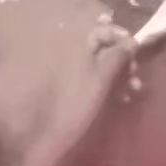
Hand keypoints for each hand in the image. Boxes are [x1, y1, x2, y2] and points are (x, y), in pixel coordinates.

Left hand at [23, 22, 134, 162]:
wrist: (28, 136)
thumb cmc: (70, 105)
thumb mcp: (101, 80)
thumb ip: (118, 58)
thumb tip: (132, 42)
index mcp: (78, 45)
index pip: (105, 29)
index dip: (123, 40)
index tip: (136, 58)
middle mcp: (70, 52)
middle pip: (102, 48)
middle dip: (122, 61)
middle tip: (135, 81)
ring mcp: (65, 72)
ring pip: (97, 66)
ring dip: (115, 77)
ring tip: (128, 96)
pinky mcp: (62, 92)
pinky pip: (89, 81)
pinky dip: (103, 88)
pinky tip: (113, 104)